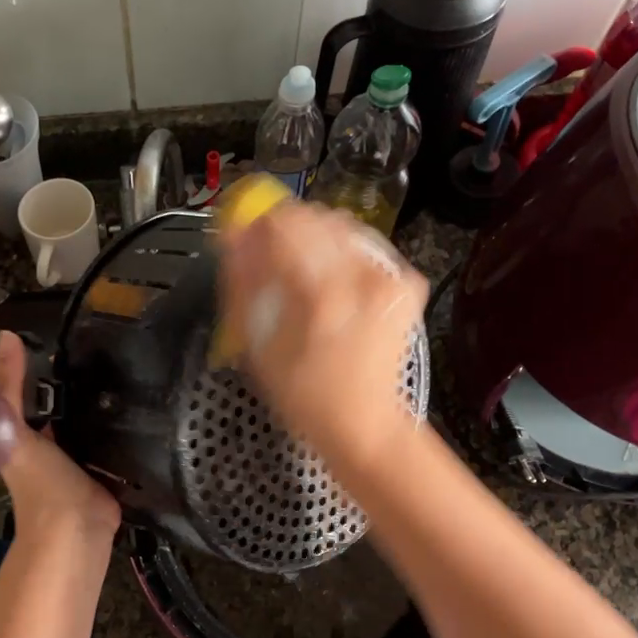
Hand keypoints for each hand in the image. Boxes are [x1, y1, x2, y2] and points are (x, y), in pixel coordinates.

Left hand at [0, 331, 121, 545]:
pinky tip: (146, 406)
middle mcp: (52, 443)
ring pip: (92, 422)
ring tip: (135, 368)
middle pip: (65, 406)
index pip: (31, 392)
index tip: (71, 335)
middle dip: (82, 383)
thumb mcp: (14, 428)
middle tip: (112, 348)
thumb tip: (5, 334)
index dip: (43, 366)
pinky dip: (127, 428)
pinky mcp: (108, 471)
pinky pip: (117, 442)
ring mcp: (81, 459)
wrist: (75, 531)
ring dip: (107, 404)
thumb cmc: (39, 480)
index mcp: (24, 433)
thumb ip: (8, 386)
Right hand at [218, 202, 429, 466]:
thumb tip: (232, 234)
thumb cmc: (302, 392)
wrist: (362, 421)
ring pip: (341, 226)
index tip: (247, 236)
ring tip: (303, 273)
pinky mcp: (404, 282)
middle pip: (314, 216)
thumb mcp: (257, 344)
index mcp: (318, 291)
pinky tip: (333, 282)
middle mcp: (359, 275)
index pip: (283, 223)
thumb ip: (243, 283)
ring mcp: (388, 277)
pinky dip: (342, 254)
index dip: (258, 224)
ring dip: (315, 239)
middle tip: (271, 258)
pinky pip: (363, 246)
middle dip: (286, 230)